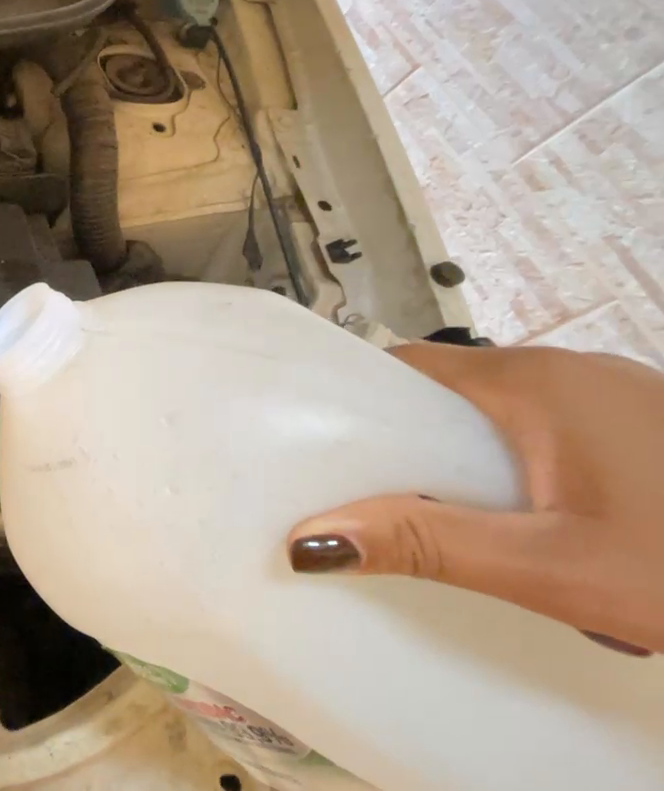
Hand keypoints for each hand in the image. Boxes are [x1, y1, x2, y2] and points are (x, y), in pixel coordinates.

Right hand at [286, 342, 663, 654]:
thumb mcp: (557, 568)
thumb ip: (428, 545)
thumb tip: (307, 540)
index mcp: (534, 380)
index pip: (402, 366)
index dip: (355, 404)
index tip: (322, 451)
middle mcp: (574, 368)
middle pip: (450, 392)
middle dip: (415, 446)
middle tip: (390, 504)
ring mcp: (623, 393)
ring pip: (504, 415)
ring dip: (473, 460)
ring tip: (467, 524)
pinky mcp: (653, 425)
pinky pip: (554, 430)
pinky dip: (526, 465)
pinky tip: (545, 520)